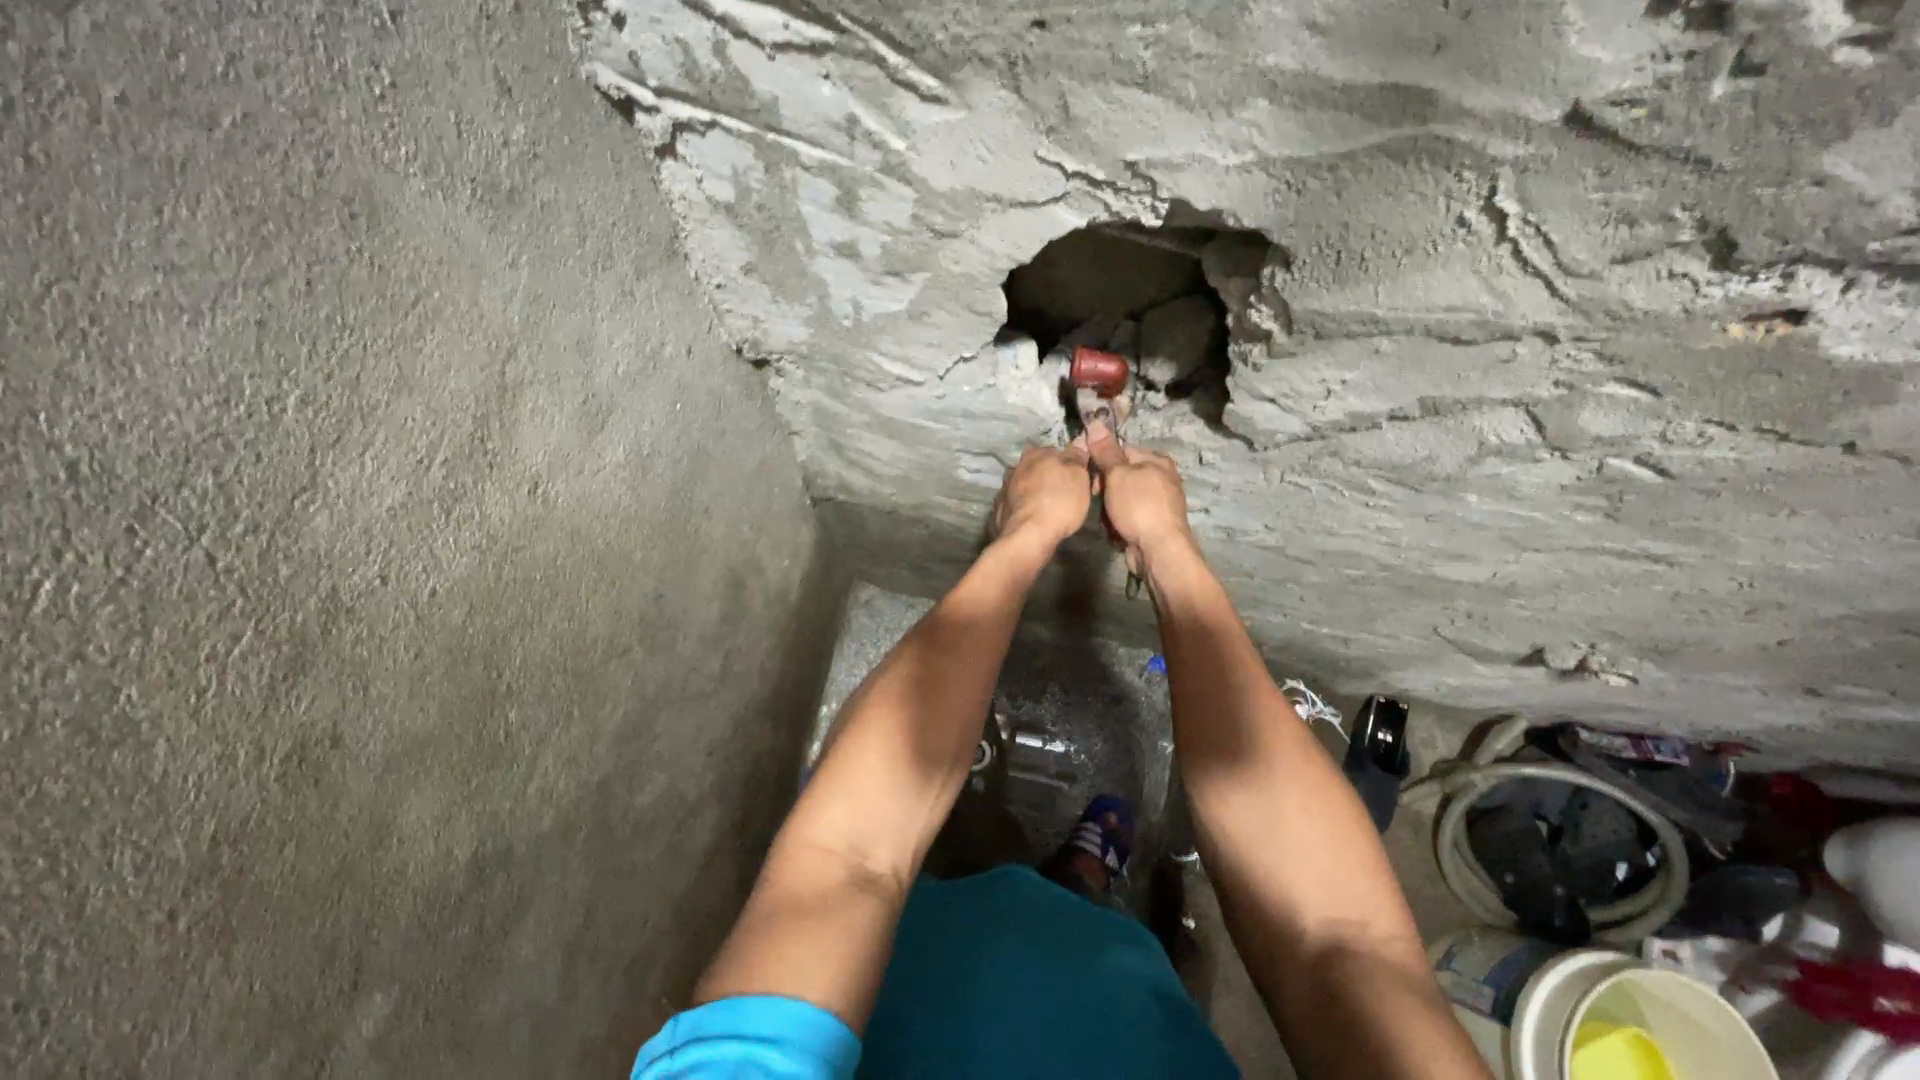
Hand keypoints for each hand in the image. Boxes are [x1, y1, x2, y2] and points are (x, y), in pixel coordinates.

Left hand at [992, 444, 1093, 547]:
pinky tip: (1031, 519)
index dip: (1068, 465)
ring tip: (1046, 509)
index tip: (1076, 479)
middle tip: (1062, 495)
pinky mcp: (998, 510)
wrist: (1028, 536)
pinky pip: (1015, 505)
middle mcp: (1016, 467)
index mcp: (1035, 454)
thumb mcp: (1078, 477)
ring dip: (1032, 493)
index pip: (1056, 452)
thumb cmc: (1058, 502)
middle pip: (1037, 469)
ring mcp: (1004, 489)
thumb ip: (1077, 458)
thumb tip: (1078, 443)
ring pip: (1023, 487)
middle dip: (1047, 478)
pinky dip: (1022, 509)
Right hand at [1082, 420, 1193, 574]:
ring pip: (1121, 499)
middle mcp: (1161, 478)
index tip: (1092, 479)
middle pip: (1120, 477)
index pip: (1121, 451)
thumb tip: (1095, 421)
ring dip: (1109, 511)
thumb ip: (1106, 451)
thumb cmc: (1139, 506)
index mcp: (1156, 460)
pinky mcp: (1153, 523)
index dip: (1102, 464)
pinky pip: (1128, 517)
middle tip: (1100, 503)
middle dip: (1105, 492)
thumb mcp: (1118, 474)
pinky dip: (1119, 524)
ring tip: (1109, 522)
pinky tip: (1117, 533)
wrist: (1159, 550)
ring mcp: (1158, 502)